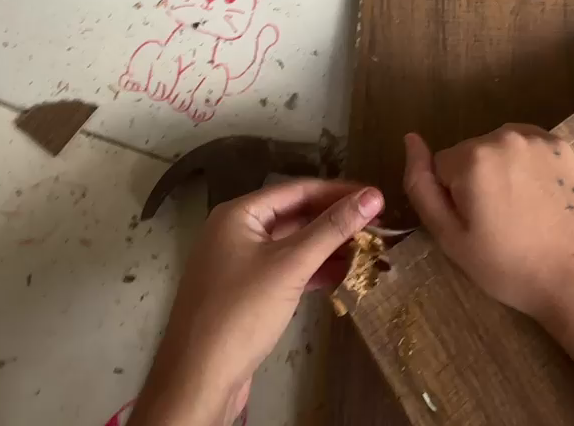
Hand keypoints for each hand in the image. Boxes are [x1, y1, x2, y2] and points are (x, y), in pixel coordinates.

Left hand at [138, 179, 383, 424]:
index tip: (375, 197)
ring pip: (292, 244)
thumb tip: (373, 196)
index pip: (298, 190)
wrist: (197, 382)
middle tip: (376, 224)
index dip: (339, 191)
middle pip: (295, 215)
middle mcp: (236, 231)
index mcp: (239, 214)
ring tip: (367, 249)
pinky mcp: (245, 293)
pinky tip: (343, 274)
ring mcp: (239, 264)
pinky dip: (312, 270)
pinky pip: (285, 269)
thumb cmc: (241, 313)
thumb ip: (332, 229)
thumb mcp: (291, 265)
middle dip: (335, 221)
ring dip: (327, 247)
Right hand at [403, 126, 573, 323]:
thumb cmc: (507, 266)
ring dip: (501, 169)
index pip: (441, 167)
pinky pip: (526, 145)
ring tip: (521, 210)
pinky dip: (526, 164)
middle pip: (470, 154)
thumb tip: (410, 139)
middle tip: (499, 221)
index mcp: (472, 157)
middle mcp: (503, 135)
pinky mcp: (561, 143)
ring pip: (497, 147)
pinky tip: (539, 196)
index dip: (453, 198)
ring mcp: (536, 137)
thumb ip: (421, 185)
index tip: (476, 224)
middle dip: (476, 180)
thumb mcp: (450, 237)